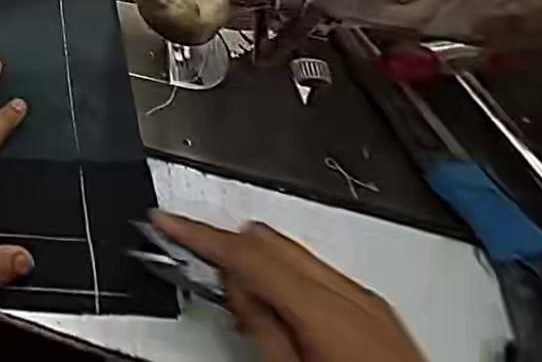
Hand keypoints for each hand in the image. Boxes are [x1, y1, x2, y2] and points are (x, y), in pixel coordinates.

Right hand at [151, 211, 427, 361]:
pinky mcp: (379, 313)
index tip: (162, 220)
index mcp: (326, 308)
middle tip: (207, 277)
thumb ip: (257, 322)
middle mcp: (352, 295)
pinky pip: (316, 272)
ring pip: (289, 252)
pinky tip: (281, 310)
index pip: (244, 251)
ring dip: (258, 264)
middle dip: (229, 249)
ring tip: (250, 307)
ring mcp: (370, 303)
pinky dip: (287, 278)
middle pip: (266, 241)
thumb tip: (229, 282)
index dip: (196, 233)